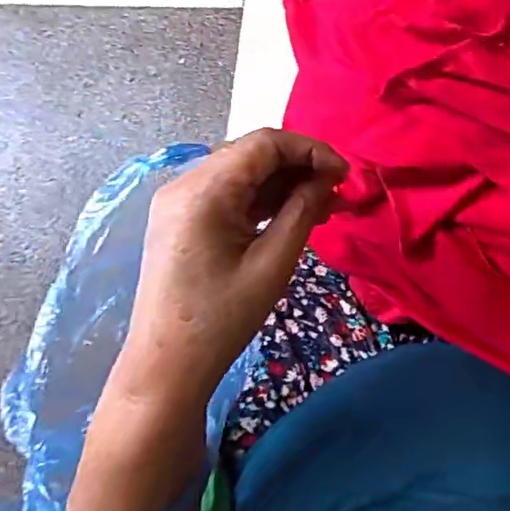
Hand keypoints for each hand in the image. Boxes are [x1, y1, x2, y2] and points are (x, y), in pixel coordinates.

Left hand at [120, 129, 347, 399]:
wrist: (165, 367)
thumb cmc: (222, 320)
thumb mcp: (273, 264)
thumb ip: (303, 210)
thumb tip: (328, 178)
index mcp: (204, 190)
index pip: (265, 143)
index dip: (311, 150)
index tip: (344, 174)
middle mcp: (184, 183)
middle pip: (252, 152)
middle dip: (299, 165)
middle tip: (337, 191)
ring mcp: (178, 199)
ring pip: (241, 170)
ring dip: (283, 181)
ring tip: (322, 205)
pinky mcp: (180, 216)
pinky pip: (227, 191)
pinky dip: (261, 197)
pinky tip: (291, 213)